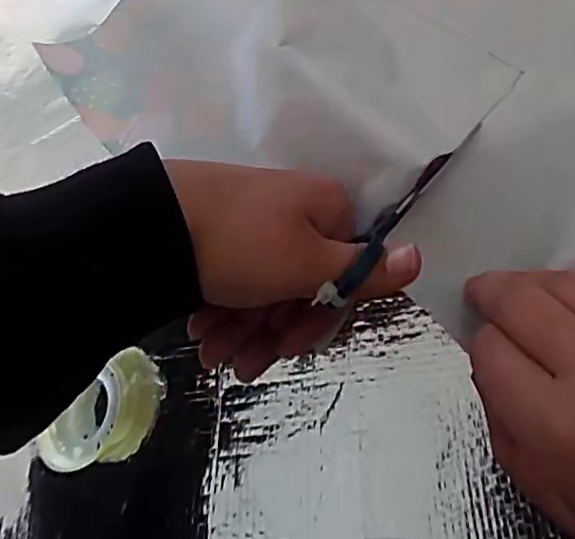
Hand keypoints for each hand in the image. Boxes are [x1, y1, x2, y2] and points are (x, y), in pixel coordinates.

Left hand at [170, 160, 420, 381]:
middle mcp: (300, 211)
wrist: (153, 220)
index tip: (292, 348)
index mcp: (328, 210)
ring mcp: (262, 222)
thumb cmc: (241, 244)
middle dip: (276, 330)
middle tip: (243, 364)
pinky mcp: (227, 233)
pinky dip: (227, 310)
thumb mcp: (307, 265)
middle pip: (307, 283)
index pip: (347, 271)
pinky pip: (241, 278)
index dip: (322, 315)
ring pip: (270, 287)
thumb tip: (421, 258)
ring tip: (214, 355)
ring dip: (247, 329)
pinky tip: (204, 332)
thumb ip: (364, 271)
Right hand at [465, 272, 574, 538]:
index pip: (490, 355)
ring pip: (561, 281)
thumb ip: (516, 443)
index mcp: (570, 430)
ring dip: (534, 287)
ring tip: (524, 294)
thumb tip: (486, 376)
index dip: (482, 352)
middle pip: (519, 300)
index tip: (488, 354)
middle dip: (492, 295)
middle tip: (482, 293)